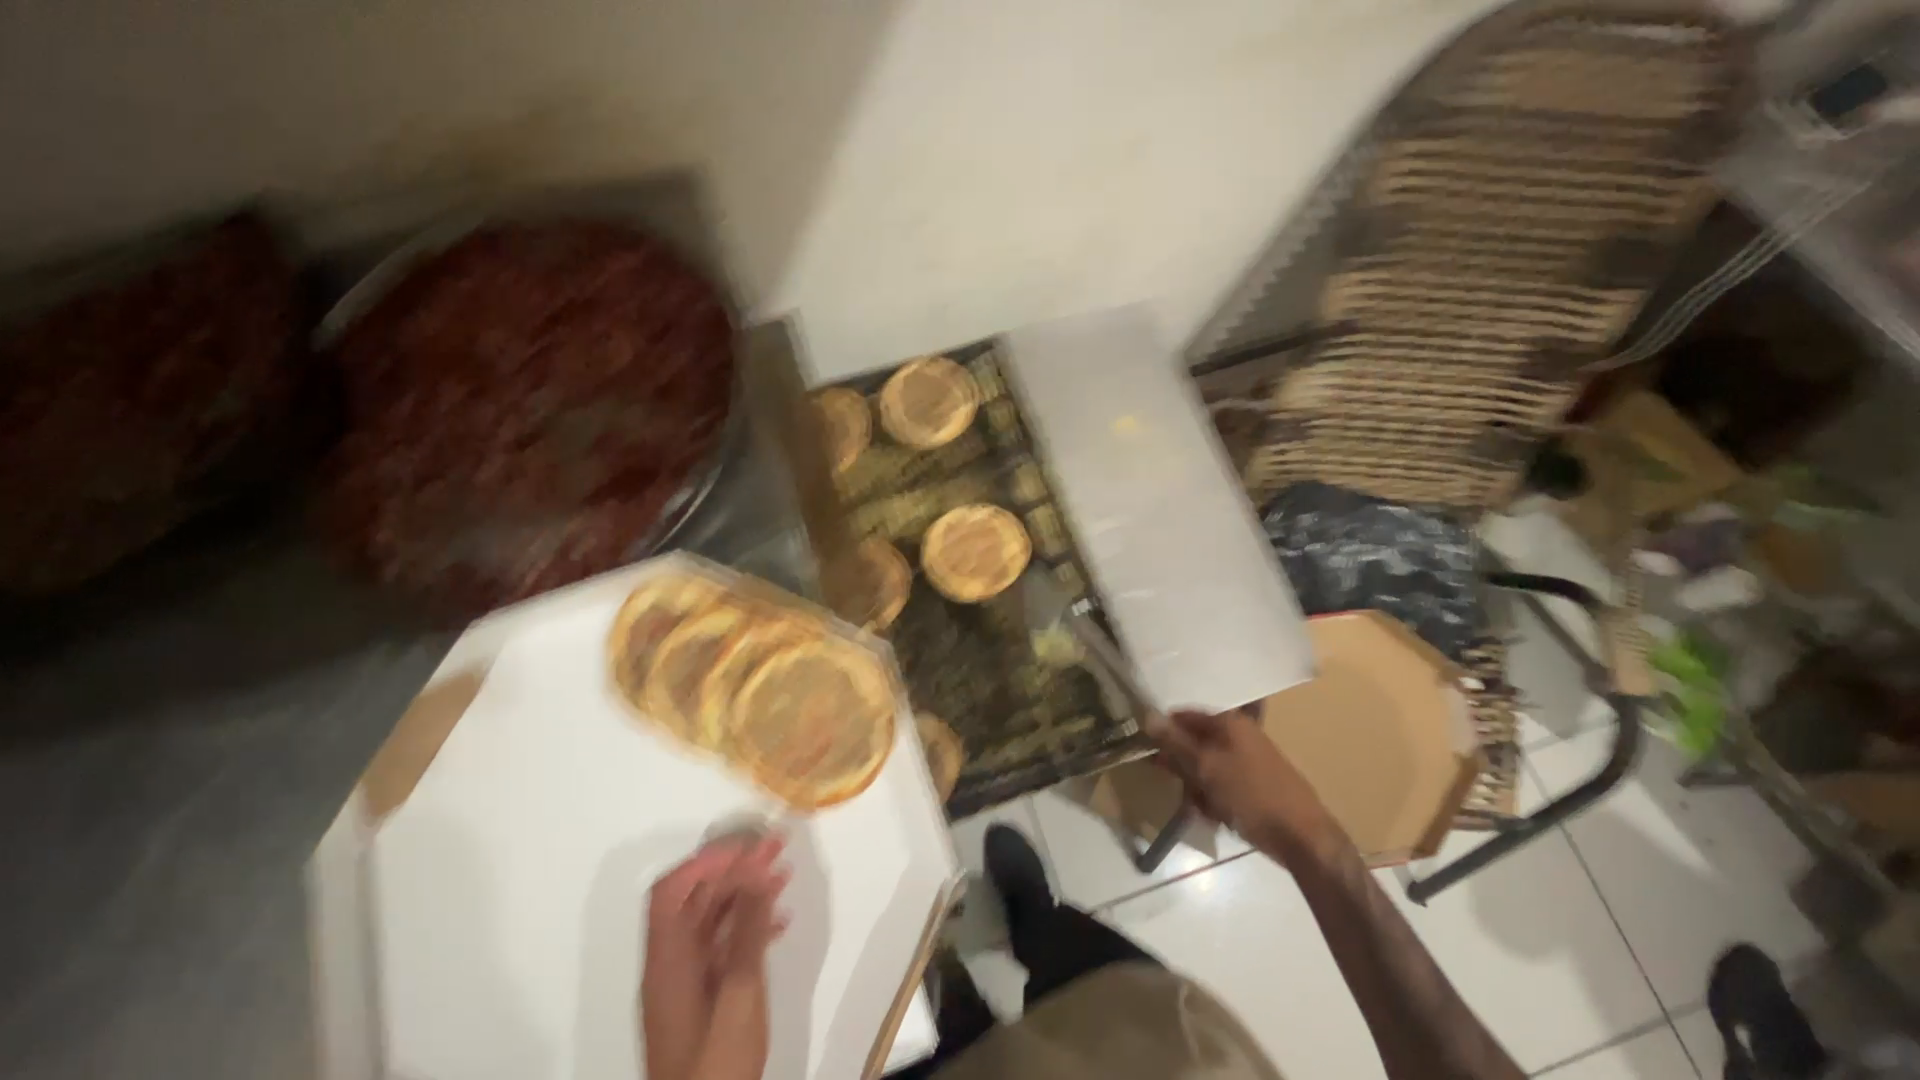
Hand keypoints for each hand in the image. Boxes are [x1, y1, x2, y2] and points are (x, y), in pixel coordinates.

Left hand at [642, 834, 790, 1079]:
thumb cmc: (717, 1061)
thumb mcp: (740, 995)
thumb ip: (748, 934)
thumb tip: (756, 878)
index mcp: (668, 960)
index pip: (672, 891)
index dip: (705, 861)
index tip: (745, 846)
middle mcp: (669, 964)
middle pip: (695, 901)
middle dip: (734, 869)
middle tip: (775, 847)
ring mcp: (683, 982)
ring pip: (711, 921)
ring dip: (744, 894)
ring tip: (783, 872)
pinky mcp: (700, 998)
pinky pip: (720, 947)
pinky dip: (747, 927)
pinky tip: (779, 922)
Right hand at [1147, 707, 1334, 858]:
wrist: (1301, 835)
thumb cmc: (1250, 795)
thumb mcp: (1205, 767)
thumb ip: (1175, 742)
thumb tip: (1147, 715)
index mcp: (1230, 723)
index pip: (1184, 716)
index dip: (1164, 732)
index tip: (1149, 753)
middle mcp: (1240, 735)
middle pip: (1194, 743)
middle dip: (1182, 767)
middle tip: (1176, 786)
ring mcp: (1249, 760)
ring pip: (1206, 768)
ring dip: (1196, 788)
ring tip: (1202, 808)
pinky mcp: (1255, 784)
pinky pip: (1222, 785)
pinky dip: (1214, 799)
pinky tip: (1217, 816)